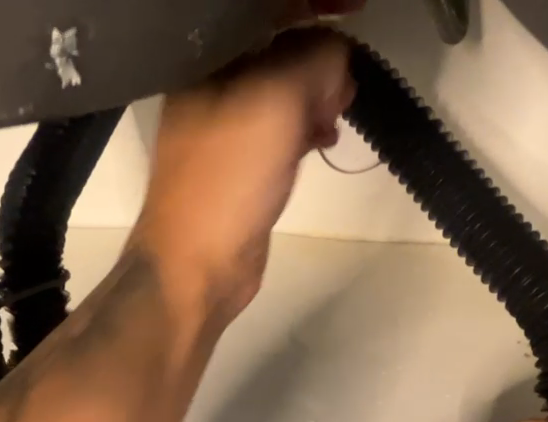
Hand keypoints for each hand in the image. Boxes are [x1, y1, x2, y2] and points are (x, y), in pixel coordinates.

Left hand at [133, 27, 355, 319]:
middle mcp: (210, 88)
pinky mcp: (240, 168)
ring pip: (282, 91)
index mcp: (206, 62)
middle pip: (276, 47)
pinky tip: (325, 139)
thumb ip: (315, 60)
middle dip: (319, 55)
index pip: (265, 15)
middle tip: (344, 83)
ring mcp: (223, 131)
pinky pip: (280, 130)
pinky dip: (306, 128)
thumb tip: (338, 56)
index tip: (352, 15)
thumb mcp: (277, 102)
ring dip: (317, 94)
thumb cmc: (227, 181)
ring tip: (340, 111)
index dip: (312, 10)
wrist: (195, 269)